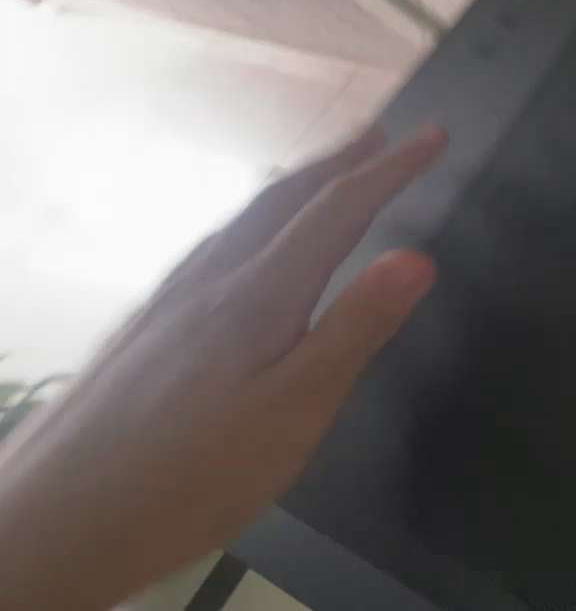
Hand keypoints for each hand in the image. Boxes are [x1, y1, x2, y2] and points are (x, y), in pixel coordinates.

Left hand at [0, 125, 445, 610]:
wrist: (29, 545)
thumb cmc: (186, 477)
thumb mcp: (296, 406)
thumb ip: (357, 326)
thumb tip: (420, 255)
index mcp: (257, 295)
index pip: (337, 211)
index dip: (391, 168)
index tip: (434, 134)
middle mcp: (208, 285)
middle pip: (280, 203)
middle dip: (338, 162)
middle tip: (380, 132)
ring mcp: (163, 310)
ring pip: (238, 224)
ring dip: (293, 186)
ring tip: (324, 173)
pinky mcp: (138, 340)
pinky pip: (209, 251)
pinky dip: (250, 223)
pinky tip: (240, 247)